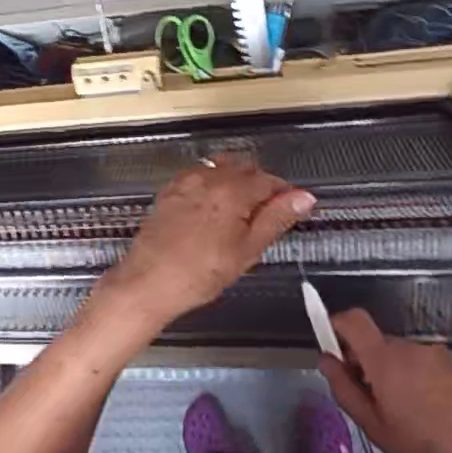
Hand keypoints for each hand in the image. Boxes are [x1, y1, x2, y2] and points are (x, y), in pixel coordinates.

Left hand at [95, 156, 314, 328]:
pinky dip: (212, 186)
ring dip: (236, 183)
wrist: (148, 283)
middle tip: (267, 215)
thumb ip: (276, 218)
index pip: (270, 180)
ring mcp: (186, 182)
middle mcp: (208, 178)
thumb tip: (303, 198)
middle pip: (246, 168)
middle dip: (260, 186)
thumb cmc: (196, 274)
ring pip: (222, 169)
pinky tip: (212, 211)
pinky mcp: (170, 191)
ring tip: (239, 215)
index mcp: (233, 190)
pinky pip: (199, 176)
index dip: (284, 194)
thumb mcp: (248, 250)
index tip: (290, 208)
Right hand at [319, 309, 451, 452]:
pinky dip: (414, 379)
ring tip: (403, 416)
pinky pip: (422, 363)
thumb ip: (345, 390)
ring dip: (391, 373)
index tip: (331, 349)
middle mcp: (411, 347)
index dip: (336, 326)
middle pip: (376, 341)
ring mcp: (437, 354)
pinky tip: (427, 415)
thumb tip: (326, 360)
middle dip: (365, 362)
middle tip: (369, 402)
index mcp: (386, 359)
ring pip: (400, 354)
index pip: (353, 319)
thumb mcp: (376, 429)